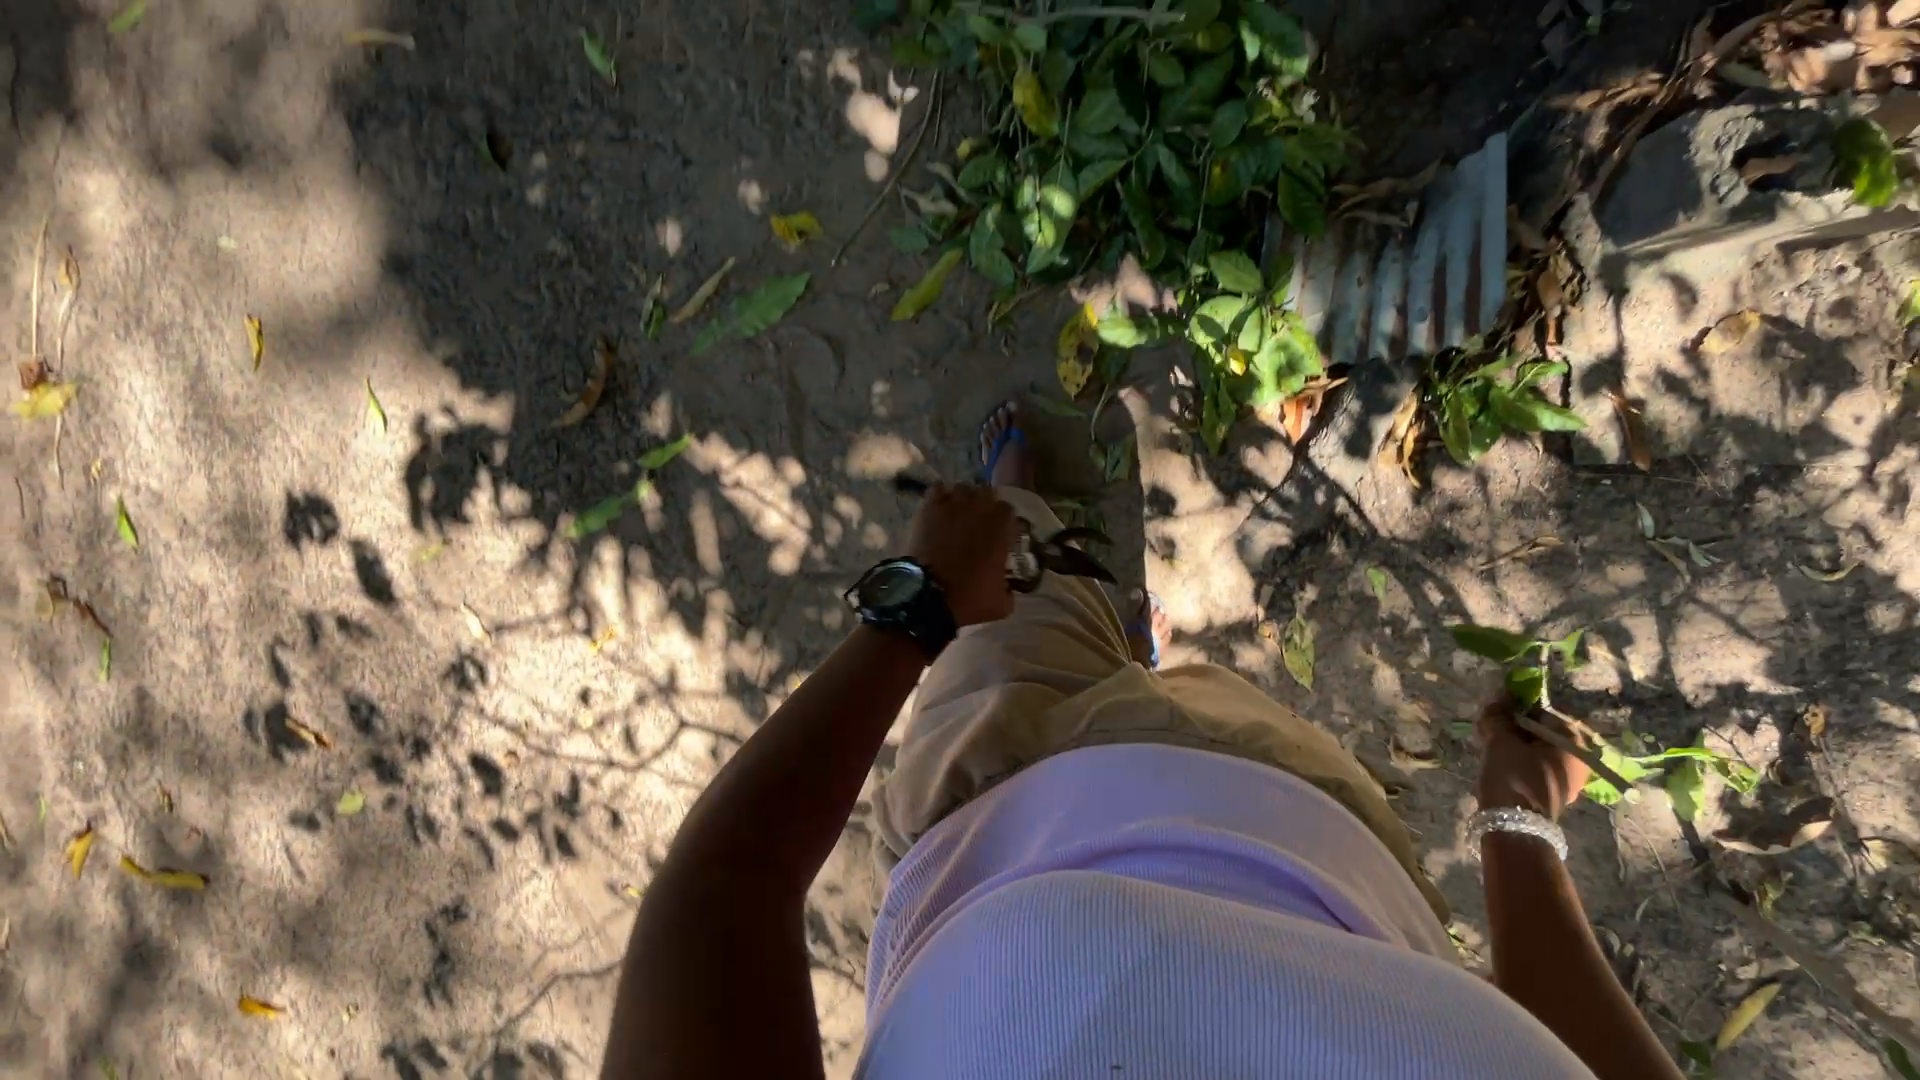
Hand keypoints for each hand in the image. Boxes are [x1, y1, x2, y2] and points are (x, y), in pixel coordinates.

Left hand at [907, 483, 1016, 626]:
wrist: (929, 597)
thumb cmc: (969, 598)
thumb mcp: (1001, 604)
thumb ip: (1009, 590)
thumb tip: (1007, 589)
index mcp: (1002, 526)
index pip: (1009, 511)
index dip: (1004, 522)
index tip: (999, 535)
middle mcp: (981, 508)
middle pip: (987, 494)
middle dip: (984, 506)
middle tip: (977, 524)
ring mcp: (954, 504)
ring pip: (962, 489)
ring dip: (962, 499)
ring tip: (957, 515)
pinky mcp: (929, 508)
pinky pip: (937, 490)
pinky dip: (939, 497)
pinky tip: (938, 509)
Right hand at [1475, 701, 1590, 820]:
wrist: (1514, 824)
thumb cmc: (1513, 775)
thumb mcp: (1501, 741)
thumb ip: (1499, 716)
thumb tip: (1498, 697)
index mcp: (1573, 743)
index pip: (1545, 713)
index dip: (1519, 707)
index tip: (1497, 710)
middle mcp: (1578, 759)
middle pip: (1545, 731)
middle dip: (1518, 725)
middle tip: (1492, 726)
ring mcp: (1570, 777)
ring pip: (1540, 748)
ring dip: (1518, 741)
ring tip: (1493, 742)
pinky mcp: (1555, 790)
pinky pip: (1539, 764)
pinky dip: (1523, 757)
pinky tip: (1502, 759)